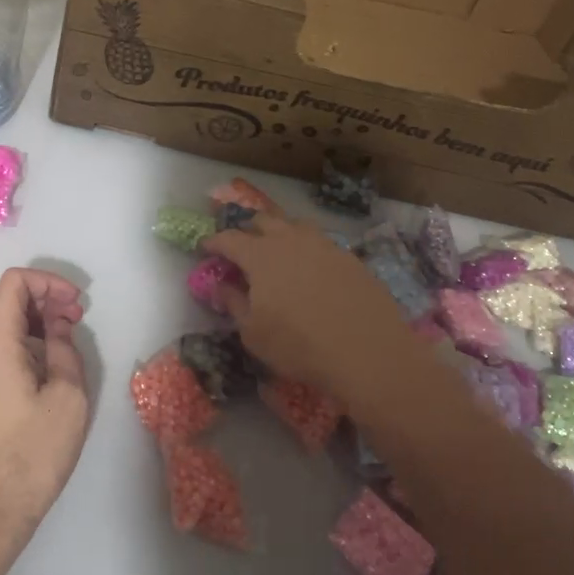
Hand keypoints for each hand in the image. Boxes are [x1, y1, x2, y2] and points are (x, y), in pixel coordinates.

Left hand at [0, 268, 88, 537]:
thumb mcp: (66, 397)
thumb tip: (58, 327)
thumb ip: (64, 350)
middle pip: (6, 297)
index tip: (76, 303)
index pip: (14, 281)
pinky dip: (24, 340)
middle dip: (45, 298)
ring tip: (68, 340)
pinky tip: (48, 364)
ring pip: (1, 321)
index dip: (49, 282)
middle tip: (77, 318)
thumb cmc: (29, 452)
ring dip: (35, 320)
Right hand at [204, 211, 411, 398]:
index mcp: (260, 255)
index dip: (214, 241)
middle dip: (249, 230)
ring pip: (296, 226)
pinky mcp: (351, 259)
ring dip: (282, 234)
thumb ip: (234, 303)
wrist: (368, 353)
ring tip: (279, 252)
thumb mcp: (253, 333)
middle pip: (264, 221)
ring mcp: (324, 246)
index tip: (205, 247)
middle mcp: (291, 240)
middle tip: (242, 247)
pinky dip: (309, 251)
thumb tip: (222, 284)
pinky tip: (313, 272)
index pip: (229, 238)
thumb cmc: (299, 346)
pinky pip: (322, 244)